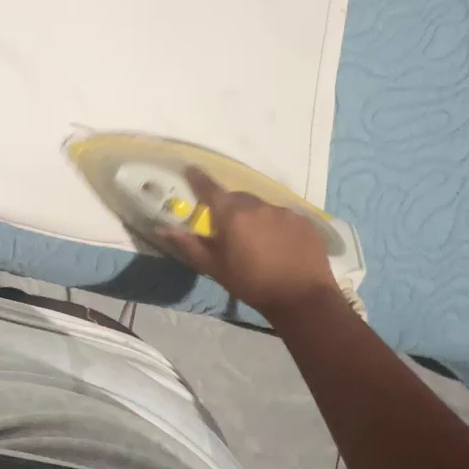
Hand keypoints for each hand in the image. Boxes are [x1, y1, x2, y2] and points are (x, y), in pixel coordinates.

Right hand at [156, 167, 341, 322]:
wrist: (303, 300)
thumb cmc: (251, 283)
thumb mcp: (214, 267)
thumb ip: (188, 244)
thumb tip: (163, 228)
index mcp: (233, 214)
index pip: (210, 188)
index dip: (198, 178)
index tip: (190, 169)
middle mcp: (259, 205)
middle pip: (238, 198)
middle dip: (231, 207)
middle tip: (229, 227)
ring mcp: (285, 212)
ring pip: (262, 207)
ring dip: (255, 217)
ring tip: (258, 240)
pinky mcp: (306, 222)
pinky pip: (284, 217)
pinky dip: (277, 226)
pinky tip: (280, 245)